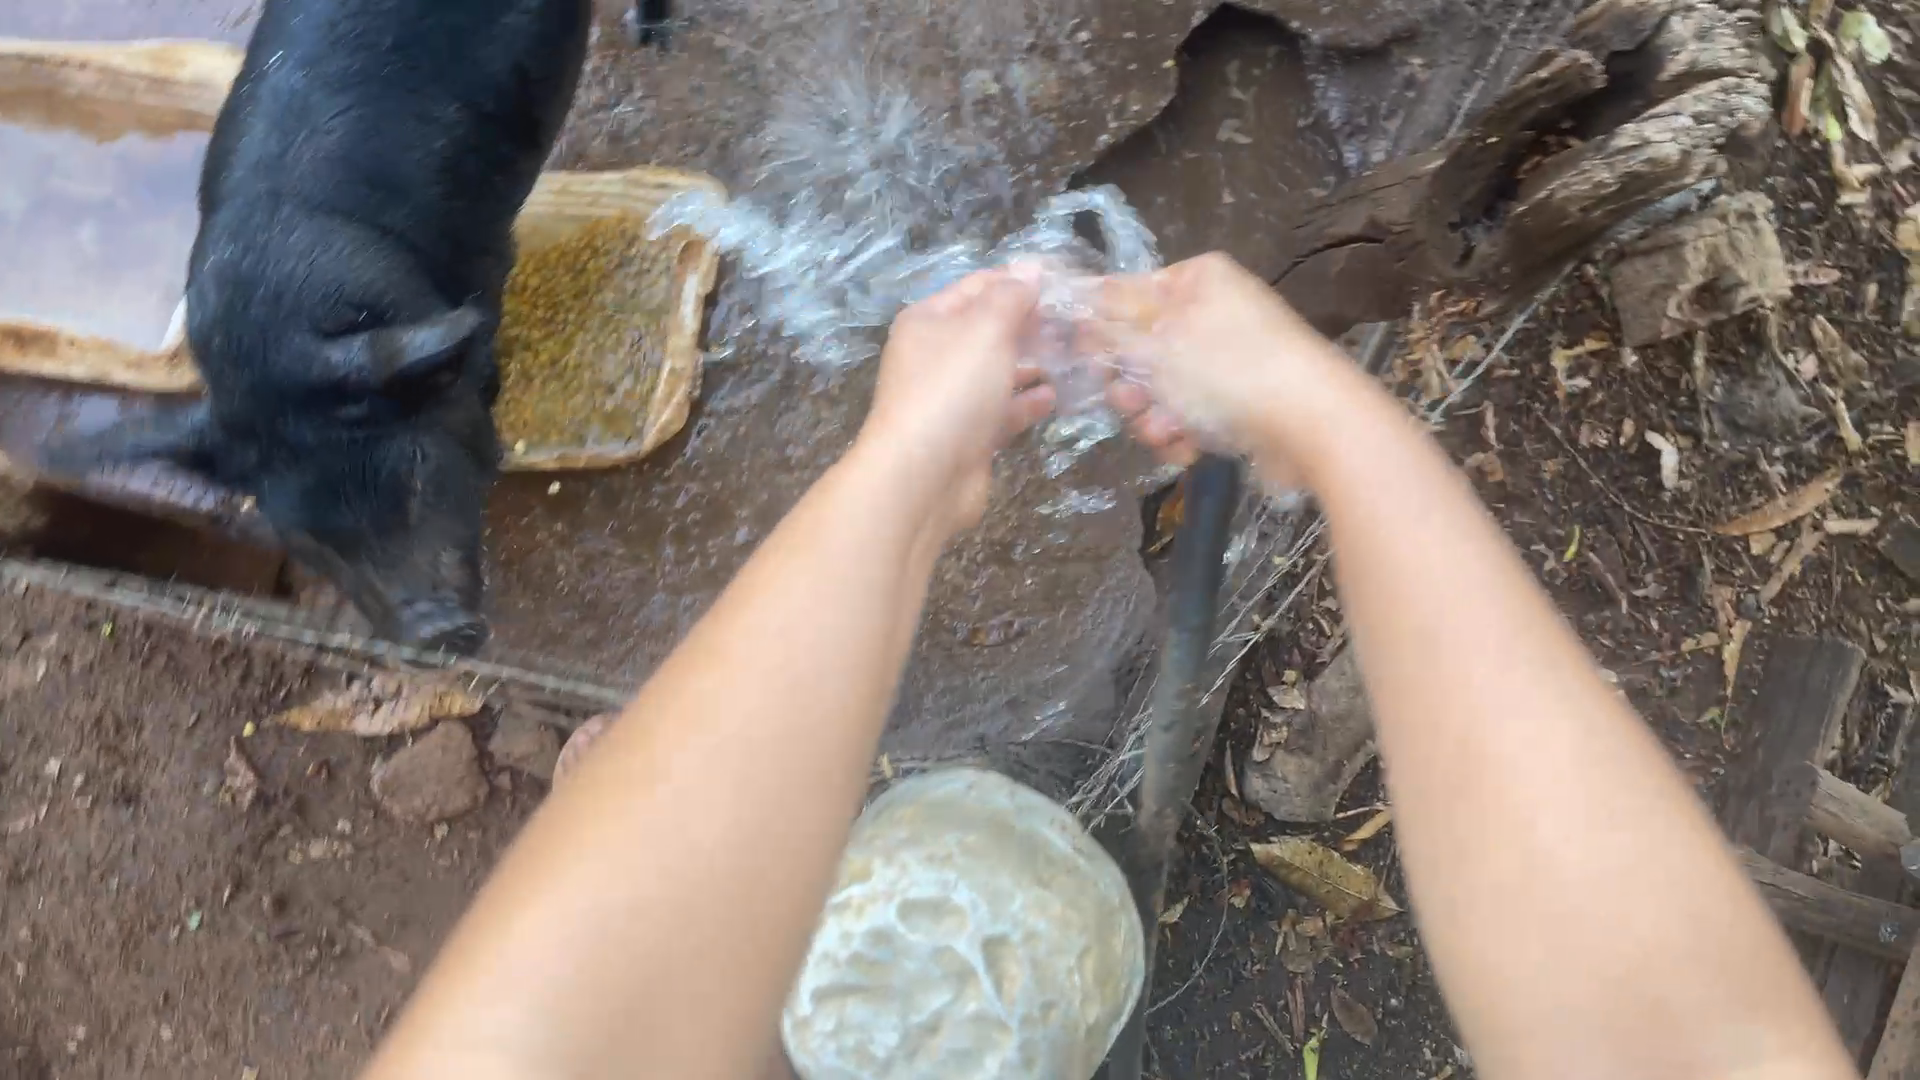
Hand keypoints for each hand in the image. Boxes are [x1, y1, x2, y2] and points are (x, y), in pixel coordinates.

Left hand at [853, 268, 1056, 537]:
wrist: (922, 475)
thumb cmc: (951, 389)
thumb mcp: (985, 328)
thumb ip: (1011, 297)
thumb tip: (1029, 270)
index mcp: (929, 321)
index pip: (978, 286)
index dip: (1018, 281)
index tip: (1063, 283)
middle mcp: (935, 357)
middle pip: (988, 331)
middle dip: (1029, 325)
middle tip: (1077, 323)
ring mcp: (950, 400)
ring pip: (997, 373)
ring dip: (1033, 364)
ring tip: (1075, 357)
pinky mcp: (967, 437)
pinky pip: (1001, 412)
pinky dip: (1026, 403)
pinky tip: (1056, 396)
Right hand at [1098, 253, 1352, 480]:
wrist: (1311, 423)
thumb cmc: (1228, 367)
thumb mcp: (1158, 340)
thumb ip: (1108, 324)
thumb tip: (1072, 300)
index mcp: (1194, 280)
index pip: (1124, 295)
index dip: (1097, 330)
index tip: (1080, 360)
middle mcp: (1207, 314)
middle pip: (1137, 351)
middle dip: (1130, 386)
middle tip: (1131, 402)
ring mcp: (1221, 360)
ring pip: (1157, 392)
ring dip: (1152, 418)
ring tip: (1168, 430)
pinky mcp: (1232, 402)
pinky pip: (1184, 416)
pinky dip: (1180, 434)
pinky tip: (1189, 447)